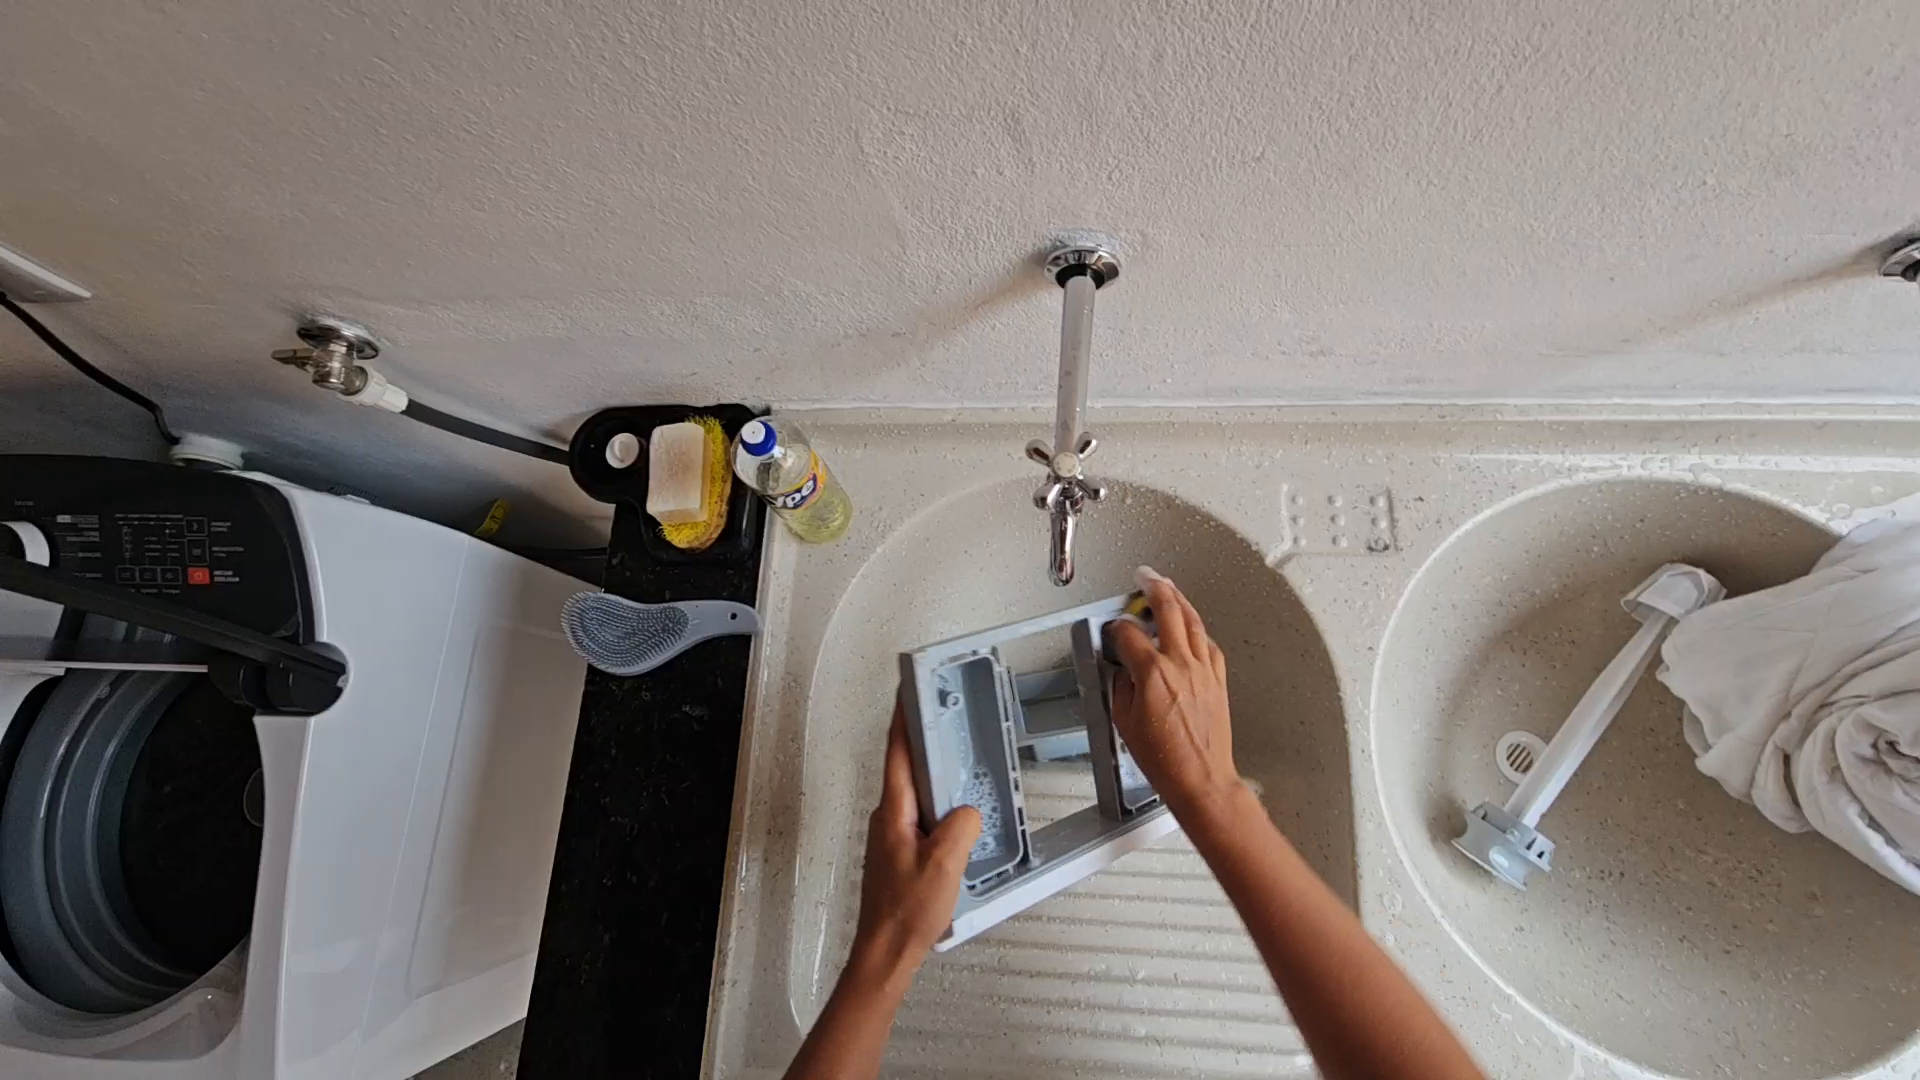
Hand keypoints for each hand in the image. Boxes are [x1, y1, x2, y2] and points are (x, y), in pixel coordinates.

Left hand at [850, 696, 981, 985]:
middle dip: (926, 744)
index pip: (897, 752)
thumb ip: (961, 827)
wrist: (883, 954)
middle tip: (947, 722)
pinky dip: (939, 810)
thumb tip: (968, 812)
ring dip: (937, 781)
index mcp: (893, 811)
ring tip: (962, 773)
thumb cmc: (903, 915)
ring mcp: (891, 834)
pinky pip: (922, 817)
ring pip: (917, 794)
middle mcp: (887, 817)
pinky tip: (957, 822)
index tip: (907, 691)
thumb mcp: (945, 864)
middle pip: (907, 767)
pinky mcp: (899, 851)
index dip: (902, 718)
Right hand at [1108, 566, 1245, 822]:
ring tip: (1169, 587)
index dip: (1116, 628)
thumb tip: (1120, 669)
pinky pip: (1208, 643)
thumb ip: (1120, 685)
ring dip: (1179, 599)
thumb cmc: (1165, 759)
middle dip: (1154, 587)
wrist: (1201, 779)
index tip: (1113, 630)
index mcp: (1152, 673)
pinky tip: (1192, 627)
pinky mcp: (1217, 680)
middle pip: (1168, 609)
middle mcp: (1180, 665)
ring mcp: (1203, 670)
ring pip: (1192, 620)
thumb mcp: (1124, 721)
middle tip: (1145, 576)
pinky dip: (1197, 629)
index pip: (1129, 634)